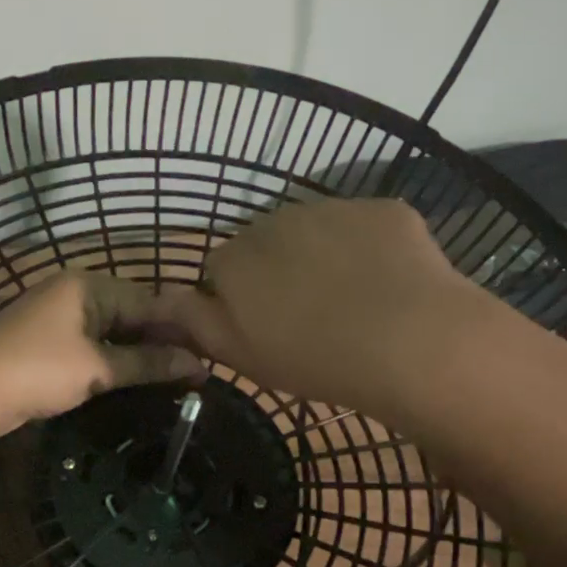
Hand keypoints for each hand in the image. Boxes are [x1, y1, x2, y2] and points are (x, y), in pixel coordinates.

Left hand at [0, 271, 204, 435]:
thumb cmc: (39, 369)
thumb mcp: (99, 368)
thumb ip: (148, 363)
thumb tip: (197, 365)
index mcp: (86, 285)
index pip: (147, 301)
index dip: (179, 328)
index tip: (210, 351)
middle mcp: (71, 293)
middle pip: (129, 314)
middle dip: (160, 340)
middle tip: (197, 368)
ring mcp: (55, 318)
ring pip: (109, 332)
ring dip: (138, 353)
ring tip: (174, 375)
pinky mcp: (44, 345)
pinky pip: (90, 347)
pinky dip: (112, 362)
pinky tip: (134, 379)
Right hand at [154, 198, 499, 415]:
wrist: (408, 340)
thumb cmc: (311, 357)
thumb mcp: (238, 353)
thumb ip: (193, 322)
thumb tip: (159, 300)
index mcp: (236, 258)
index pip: (219, 270)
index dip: (236, 301)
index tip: (260, 331)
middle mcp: (277, 220)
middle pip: (265, 245)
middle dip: (276, 273)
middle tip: (304, 321)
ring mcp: (334, 209)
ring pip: (314, 233)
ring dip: (320, 258)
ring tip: (349, 305)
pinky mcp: (384, 210)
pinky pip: (363, 230)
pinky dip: (367, 251)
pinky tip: (384, 286)